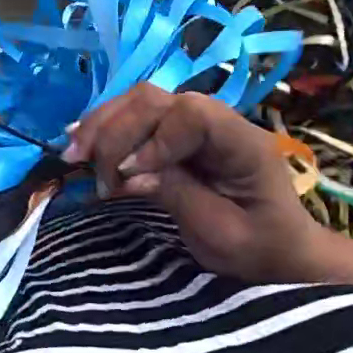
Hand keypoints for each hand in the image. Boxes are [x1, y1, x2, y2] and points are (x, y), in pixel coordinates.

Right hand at [64, 84, 321, 282]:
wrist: (278, 252)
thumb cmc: (258, 249)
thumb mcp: (222, 235)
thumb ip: (179, 196)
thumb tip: (129, 173)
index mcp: (242, 143)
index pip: (191, 115)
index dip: (153, 139)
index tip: (127, 178)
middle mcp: (218, 121)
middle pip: (155, 100)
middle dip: (114, 130)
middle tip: (81, 164)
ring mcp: (196, 123)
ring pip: (140, 102)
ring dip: (102, 125)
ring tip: (74, 153)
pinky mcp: (176, 134)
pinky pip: (136, 117)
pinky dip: (106, 128)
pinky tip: (83, 142)